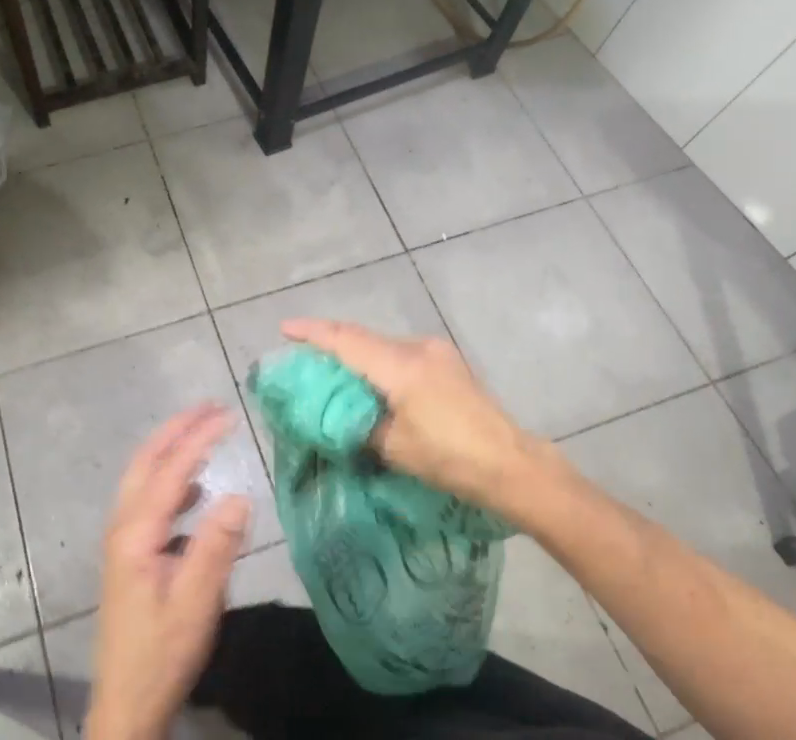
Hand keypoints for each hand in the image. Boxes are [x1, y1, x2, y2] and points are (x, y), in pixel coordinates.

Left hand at [88, 404, 251, 739]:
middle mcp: (123, 527)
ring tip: (205, 434)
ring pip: (144, 480)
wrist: (127, 700)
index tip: (229, 413)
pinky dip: (171, 482)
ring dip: (172, 451)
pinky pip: (148, 502)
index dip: (199, 438)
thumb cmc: (163, 652)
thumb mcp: (196, 603)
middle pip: (146, 463)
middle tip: (210, 407)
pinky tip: (194, 492)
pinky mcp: (130, 556)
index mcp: (136, 533)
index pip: (171, 471)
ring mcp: (122, 541)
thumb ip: (216, 547)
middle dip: (177, 430)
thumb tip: (240, 493)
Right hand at [280, 318, 578, 520]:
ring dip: (357, 353)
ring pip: (383, 346)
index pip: (346, 340)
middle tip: (303, 355)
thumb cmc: (448, 458)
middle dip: (331, 342)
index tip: (284, 328)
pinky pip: (401, 355)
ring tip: (333, 370)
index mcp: (400, 366)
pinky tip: (370, 381)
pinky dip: (378, 362)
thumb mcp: (392, 447)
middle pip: (363, 338)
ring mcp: (437, 353)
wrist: (511, 465)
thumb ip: (358, 423)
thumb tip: (335, 415)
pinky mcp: (449, 365)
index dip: (313, 332)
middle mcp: (417, 348)